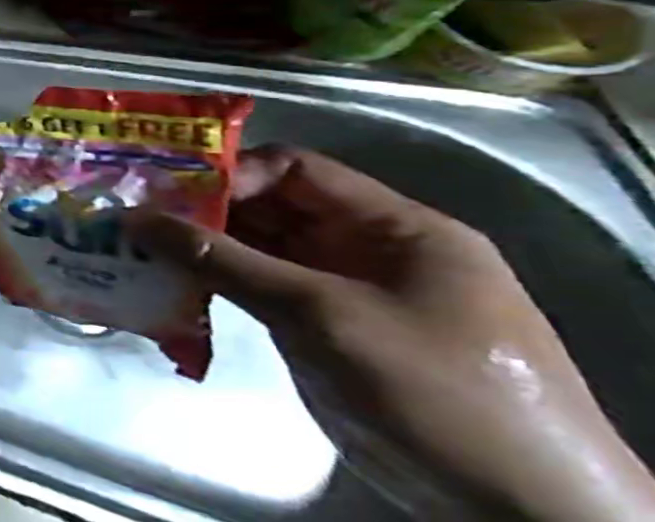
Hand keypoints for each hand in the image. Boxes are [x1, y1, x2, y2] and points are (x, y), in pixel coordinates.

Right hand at [133, 145, 654, 521]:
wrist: (521, 517)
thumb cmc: (435, 389)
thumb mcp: (321, 315)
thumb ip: (225, 262)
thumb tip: (136, 218)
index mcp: (397, 229)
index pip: (298, 171)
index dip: (233, 174)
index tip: (173, 195)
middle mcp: (373, 251)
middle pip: (274, 210)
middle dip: (205, 214)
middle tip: (140, 219)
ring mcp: (352, 296)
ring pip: (262, 254)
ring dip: (206, 253)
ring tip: (142, 252)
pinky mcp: (333, 335)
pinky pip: (265, 293)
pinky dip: (222, 288)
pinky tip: (174, 289)